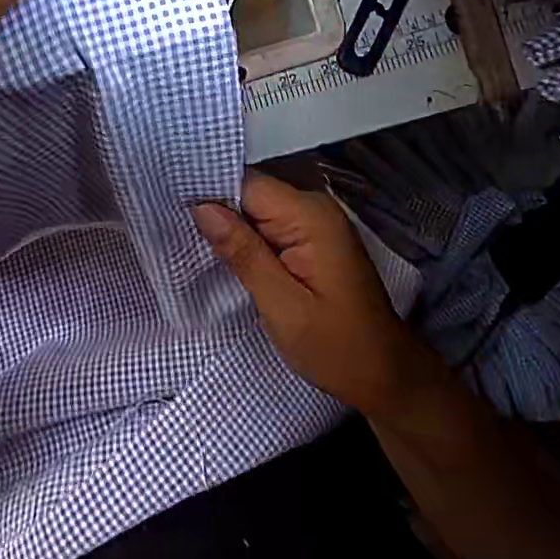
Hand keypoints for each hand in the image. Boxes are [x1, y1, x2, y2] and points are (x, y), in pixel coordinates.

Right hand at [192, 173, 431, 417]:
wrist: (384, 374)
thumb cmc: (337, 347)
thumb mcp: (283, 306)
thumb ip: (243, 253)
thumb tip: (201, 208)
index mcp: (310, 216)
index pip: (247, 185)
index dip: (210, 195)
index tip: (175, 209)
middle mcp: (314, 206)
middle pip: (250, 191)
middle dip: (216, 210)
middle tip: (178, 229)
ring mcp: (314, 220)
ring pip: (255, 207)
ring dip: (229, 225)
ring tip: (194, 242)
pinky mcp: (310, 235)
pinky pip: (267, 222)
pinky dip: (246, 236)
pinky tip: (225, 252)